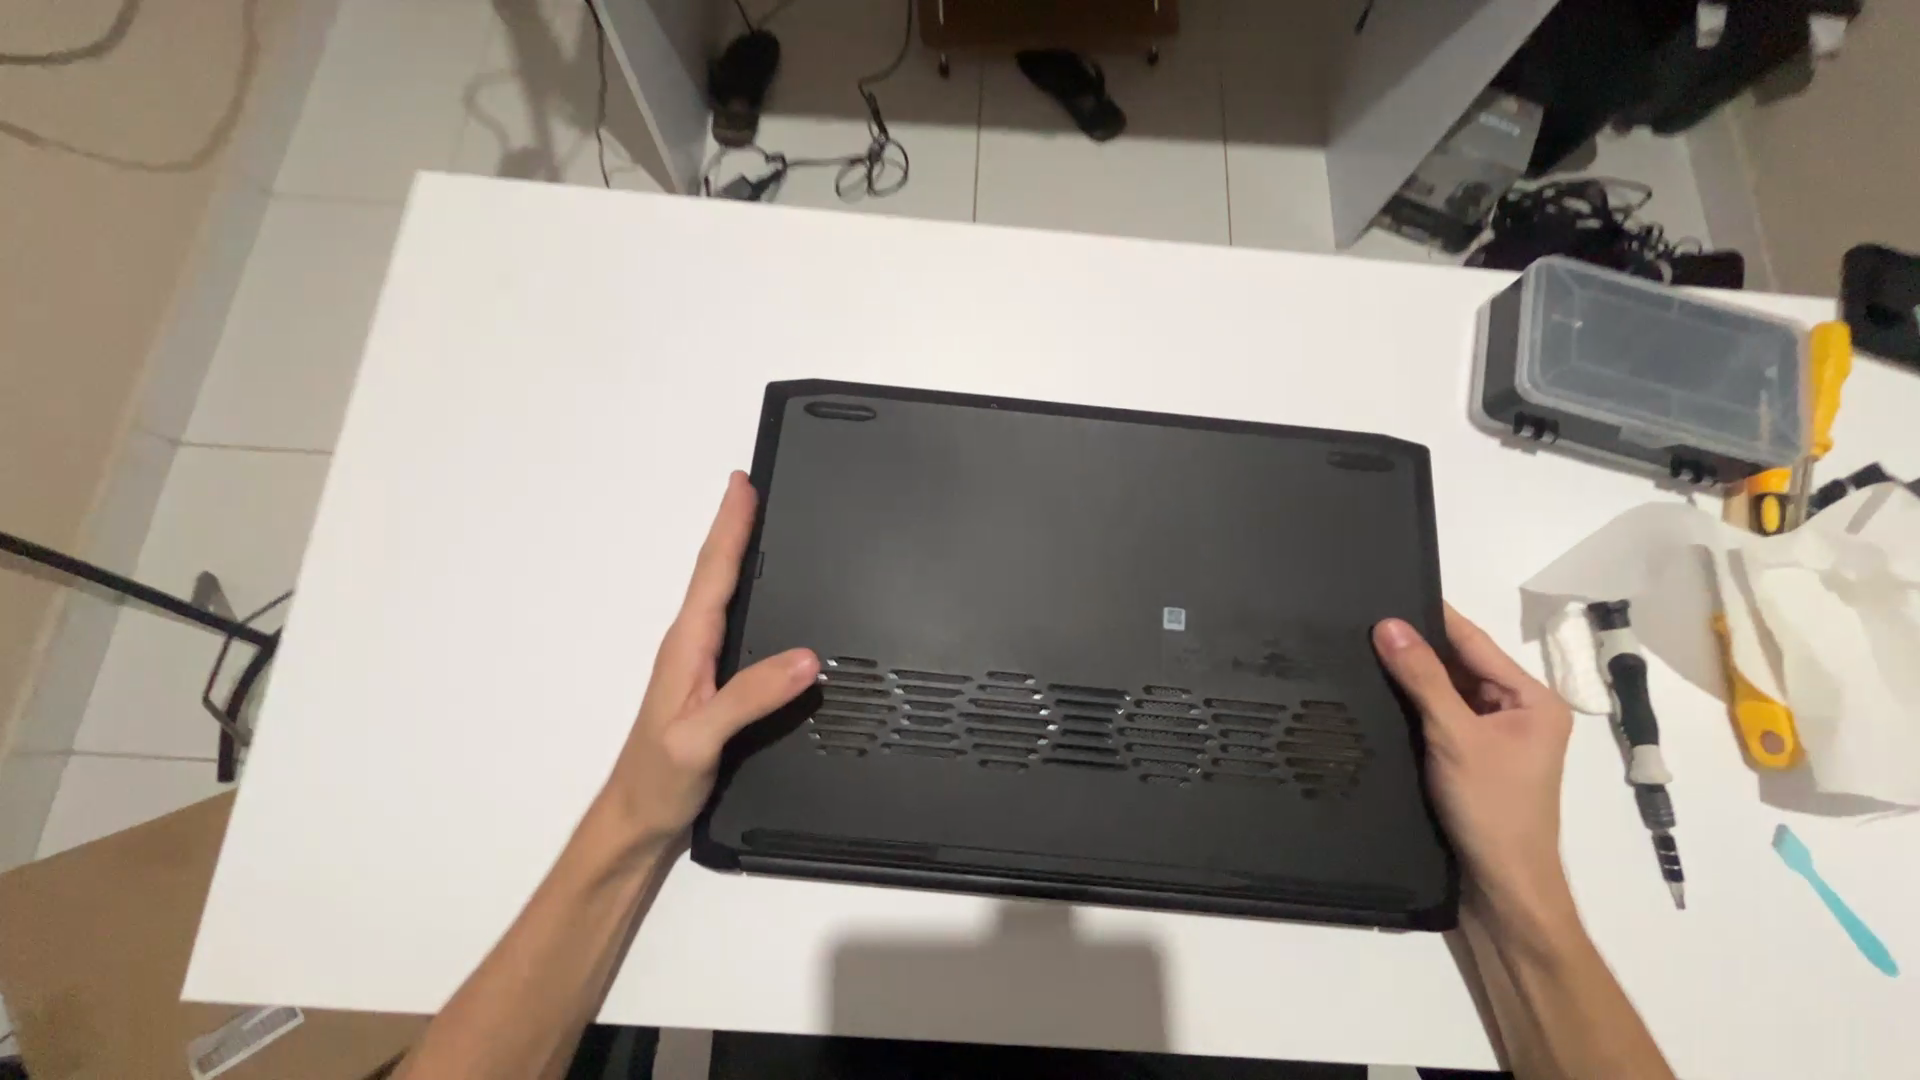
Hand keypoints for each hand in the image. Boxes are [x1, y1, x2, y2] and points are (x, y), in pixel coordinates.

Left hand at [599, 472, 818, 848]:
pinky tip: (763, 599)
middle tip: (756, 491)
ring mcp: (700, 664)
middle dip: (735, 528)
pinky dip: (746, 594)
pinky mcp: (713, 684)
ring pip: (722, 595)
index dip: (729, 526)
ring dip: (738, 556)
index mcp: (687, 646)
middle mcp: (691, 645)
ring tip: (762, 528)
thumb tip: (807, 657)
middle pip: (716, 573)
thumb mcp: (700, 737)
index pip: (712, 573)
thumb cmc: (657, 778)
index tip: (743, 484)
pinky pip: (733, 623)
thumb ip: (750, 696)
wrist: (636, 820)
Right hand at [1373, 606, 1574, 920]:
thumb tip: (1388, 625)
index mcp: (1532, 700)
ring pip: (1445, 691)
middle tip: (1363, 622)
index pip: (1474, 643)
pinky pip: (1437, 716)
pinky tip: (1377, 692)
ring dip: (1411, 676)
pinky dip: (1411, 704)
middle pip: (1459, 665)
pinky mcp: (1468, 757)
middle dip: (1416, 646)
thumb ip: (1423, 678)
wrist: (1500, 885)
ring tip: (1361, 649)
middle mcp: (1517, 712)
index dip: (1432, 617)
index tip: (1389, 590)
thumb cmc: (1491, 807)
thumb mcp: (1454, 735)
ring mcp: (1493, 736)